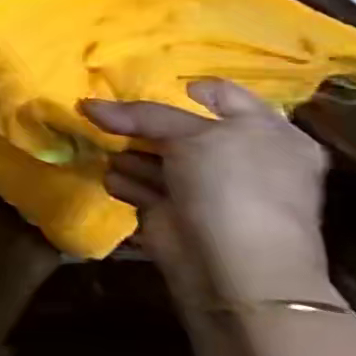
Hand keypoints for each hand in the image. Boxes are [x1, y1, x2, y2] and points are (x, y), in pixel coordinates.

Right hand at [82, 80, 334, 304]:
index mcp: (267, 133)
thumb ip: (142, 114)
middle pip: (180, 126)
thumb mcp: (190, 134)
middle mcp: (240, 158)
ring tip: (103, 145)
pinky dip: (125, 179)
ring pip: (156, 156)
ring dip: (128, 150)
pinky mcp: (177, 214)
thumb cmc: (230, 187)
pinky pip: (143, 185)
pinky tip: (113, 177)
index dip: (183, 88)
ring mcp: (208, 189)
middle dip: (142, 121)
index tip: (144, 84)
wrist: (236, 271)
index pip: (222, 94)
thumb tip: (88, 103)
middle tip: (107, 111)